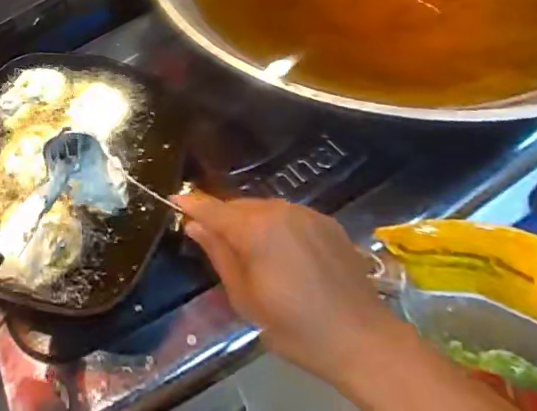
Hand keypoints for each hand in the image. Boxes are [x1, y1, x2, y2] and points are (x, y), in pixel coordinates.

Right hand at [173, 196, 511, 410]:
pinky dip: (279, 229)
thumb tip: (195, 225)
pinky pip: (290, 217)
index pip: (214, 209)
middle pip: (240, 207)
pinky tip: (285, 257)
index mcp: (256, 229)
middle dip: (224, 219)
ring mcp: (305, 212)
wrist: (362, 337)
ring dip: (252, 224)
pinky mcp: (326, 220)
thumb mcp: (247, 301)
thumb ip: (219, 256)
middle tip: (212, 240)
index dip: (192, 203)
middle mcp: (279, 209)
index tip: (174, 199)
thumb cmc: (297, 328)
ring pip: (265, 210)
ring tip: (251, 254)